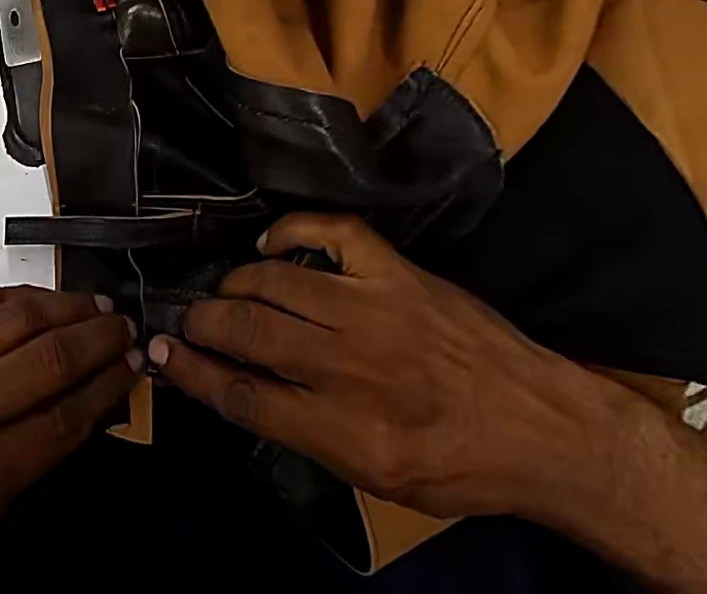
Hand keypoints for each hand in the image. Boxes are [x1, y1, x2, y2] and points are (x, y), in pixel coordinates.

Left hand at [0, 286, 141, 593]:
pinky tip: (38, 299)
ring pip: (13, 319)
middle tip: (128, 328)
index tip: (133, 372)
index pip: (62, 420)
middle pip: (46, 359)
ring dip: (64, 308)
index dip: (106, 392)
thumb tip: (68, 426)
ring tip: (98, 305)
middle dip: (98, 341)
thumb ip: (18, 484)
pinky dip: (14, 299)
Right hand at [149, 213, 638, 520]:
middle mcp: (352, 367)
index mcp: (345, 433)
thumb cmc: (457, 464)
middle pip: (250, 332)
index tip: (160, 353)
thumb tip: (242, 388)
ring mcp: (375, 309)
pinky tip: (271, 243)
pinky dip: (291, 230)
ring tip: (226, 289)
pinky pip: (331, 232)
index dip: (191, 372)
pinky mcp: (397, 272)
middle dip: (203, 322)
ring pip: (278, 282)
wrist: (545, 428)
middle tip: (186, 319)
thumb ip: (304, 431)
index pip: (243, 396)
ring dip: (237, 283)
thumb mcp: (374, 477)